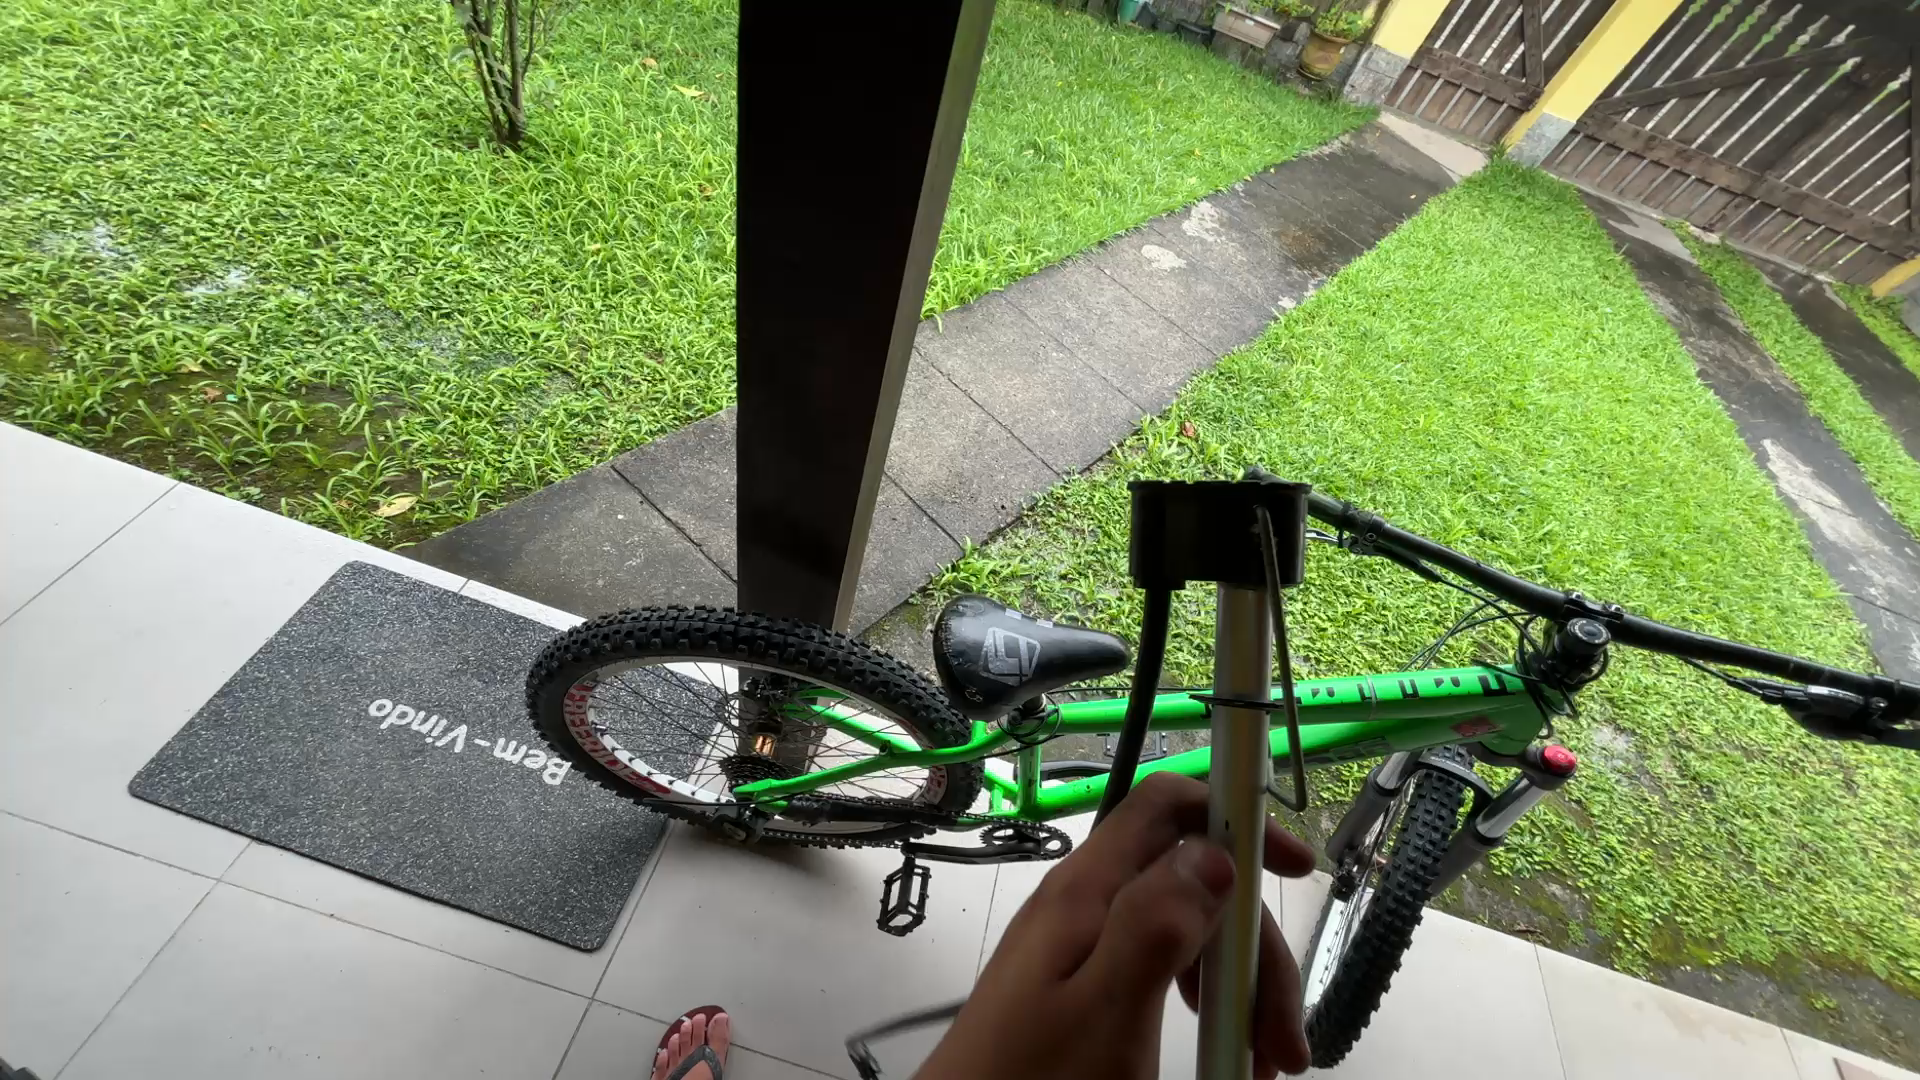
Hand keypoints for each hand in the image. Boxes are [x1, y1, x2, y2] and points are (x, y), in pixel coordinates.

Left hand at [914, 773, 1315, 1079]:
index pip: (1165, 804)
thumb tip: (1213, 853)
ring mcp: (1083, 933)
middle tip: (1284, 1038)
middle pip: (1188, 876)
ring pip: (1180, 922)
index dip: (1231, 814)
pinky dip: (1202, 994)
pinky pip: (1156, 959)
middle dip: (1249, 942)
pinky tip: (1218, 1043)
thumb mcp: (1106, 1011)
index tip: (1294, 866)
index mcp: (1089, 887)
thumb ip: (1155, 924)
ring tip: (1261, 1059)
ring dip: (1234, 980)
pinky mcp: (1082, 973)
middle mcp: (1087, 896)